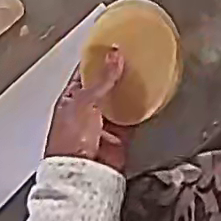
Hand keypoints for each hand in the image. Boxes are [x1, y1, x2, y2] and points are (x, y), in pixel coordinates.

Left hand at [46, 49, 133, 169]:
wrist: (82, 177)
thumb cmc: (69, 143)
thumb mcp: (84, 102)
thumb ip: (102, 79)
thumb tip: (114, 54)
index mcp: (70, 99)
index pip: (85, 71)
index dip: (98, 57)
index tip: (112, 43)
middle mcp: (87, 109)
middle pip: (105, 83)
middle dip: (118, 70)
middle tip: (133, 54)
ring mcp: (103, 122)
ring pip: (120, 98)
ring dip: (131, 87)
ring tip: (145, 69)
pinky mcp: (120, 134)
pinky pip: (133, 115)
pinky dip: (142, 106)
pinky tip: (150, 94)